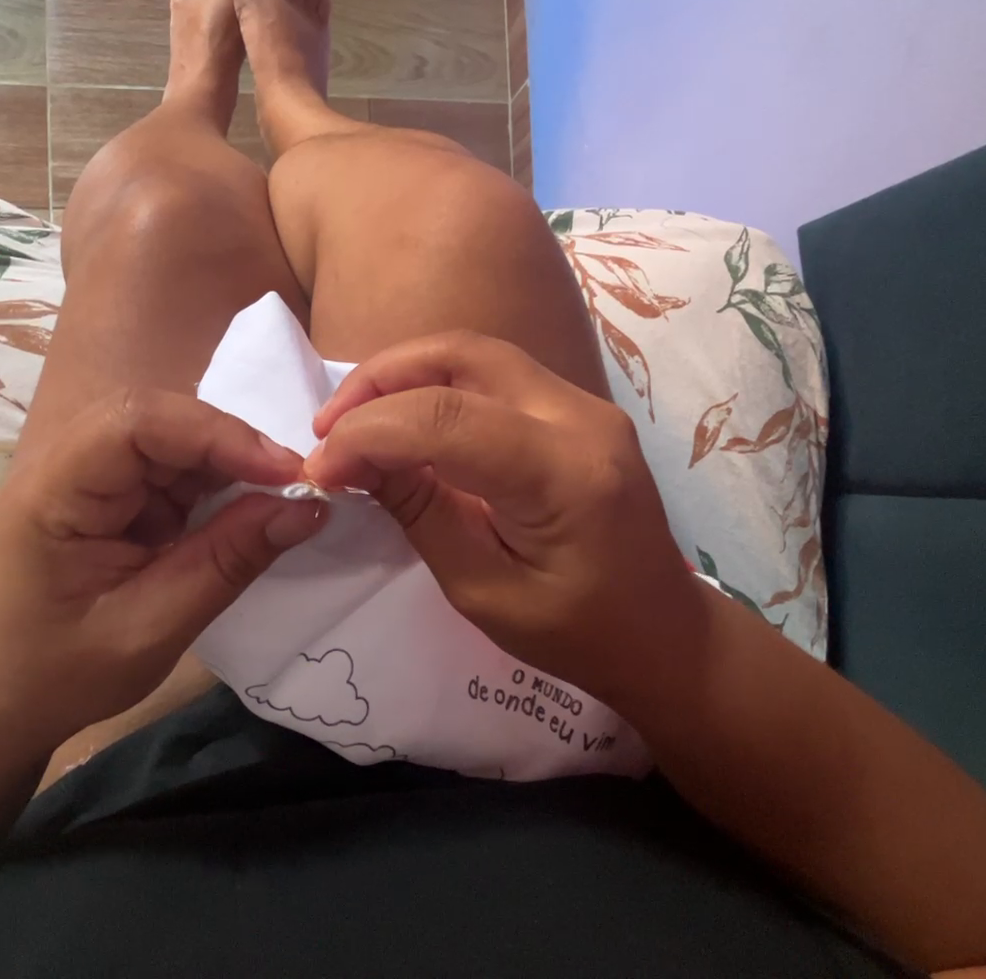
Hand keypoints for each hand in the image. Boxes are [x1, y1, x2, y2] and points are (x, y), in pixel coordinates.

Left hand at [0, 389, 325, 753]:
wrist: (12, 699)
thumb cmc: (66, 674)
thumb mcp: (153, 628)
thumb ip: (228, 562)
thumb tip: (309, 508)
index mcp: (51, 494)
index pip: (134, 422)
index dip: (215, 433)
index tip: (284, 471)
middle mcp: (65, 465)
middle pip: (158, 420)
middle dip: (231, 446)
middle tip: (296, 485)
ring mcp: (89, 475)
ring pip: (173, 439)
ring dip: (230, 466)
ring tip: (280, 500)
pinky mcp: (113, 492)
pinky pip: (174, 468)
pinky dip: (217, 485)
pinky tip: (246, 511)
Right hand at [303, 332, 694, 698]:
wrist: (663, 632)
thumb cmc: (577, 634)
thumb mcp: (482, 590)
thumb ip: (419, 512)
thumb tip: (354, 461)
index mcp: (564, 475)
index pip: (445, 419)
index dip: (368, 434)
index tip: (322, 469)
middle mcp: (581, 417)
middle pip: (461, 354)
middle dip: (379, 379)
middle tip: (330, 425)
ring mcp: (585, 404)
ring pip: (475, 353)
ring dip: (404, 374)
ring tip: (356, 420)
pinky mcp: (577, 408)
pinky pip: (494, 374)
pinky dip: (436, 386)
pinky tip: (405, 420)